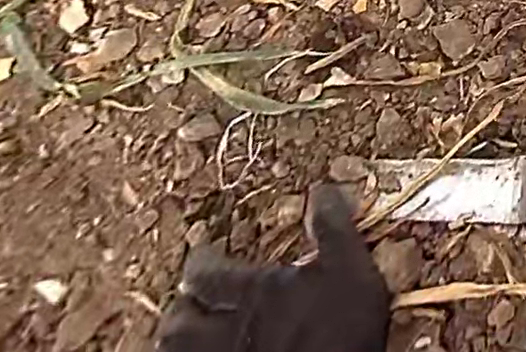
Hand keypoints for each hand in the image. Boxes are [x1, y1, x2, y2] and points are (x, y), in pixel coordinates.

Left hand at [156, 184, 388, 351]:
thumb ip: (332, 227)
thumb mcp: (348, 264)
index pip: (212, 276)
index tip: (201, 253)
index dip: (203, 263)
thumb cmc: (339, 324)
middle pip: (178, 325)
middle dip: (179, 309)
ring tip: (184, 333)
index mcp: (255, 294)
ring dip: (177, 341)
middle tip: (187, 298)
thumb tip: (321, 189)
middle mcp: (225, 334)